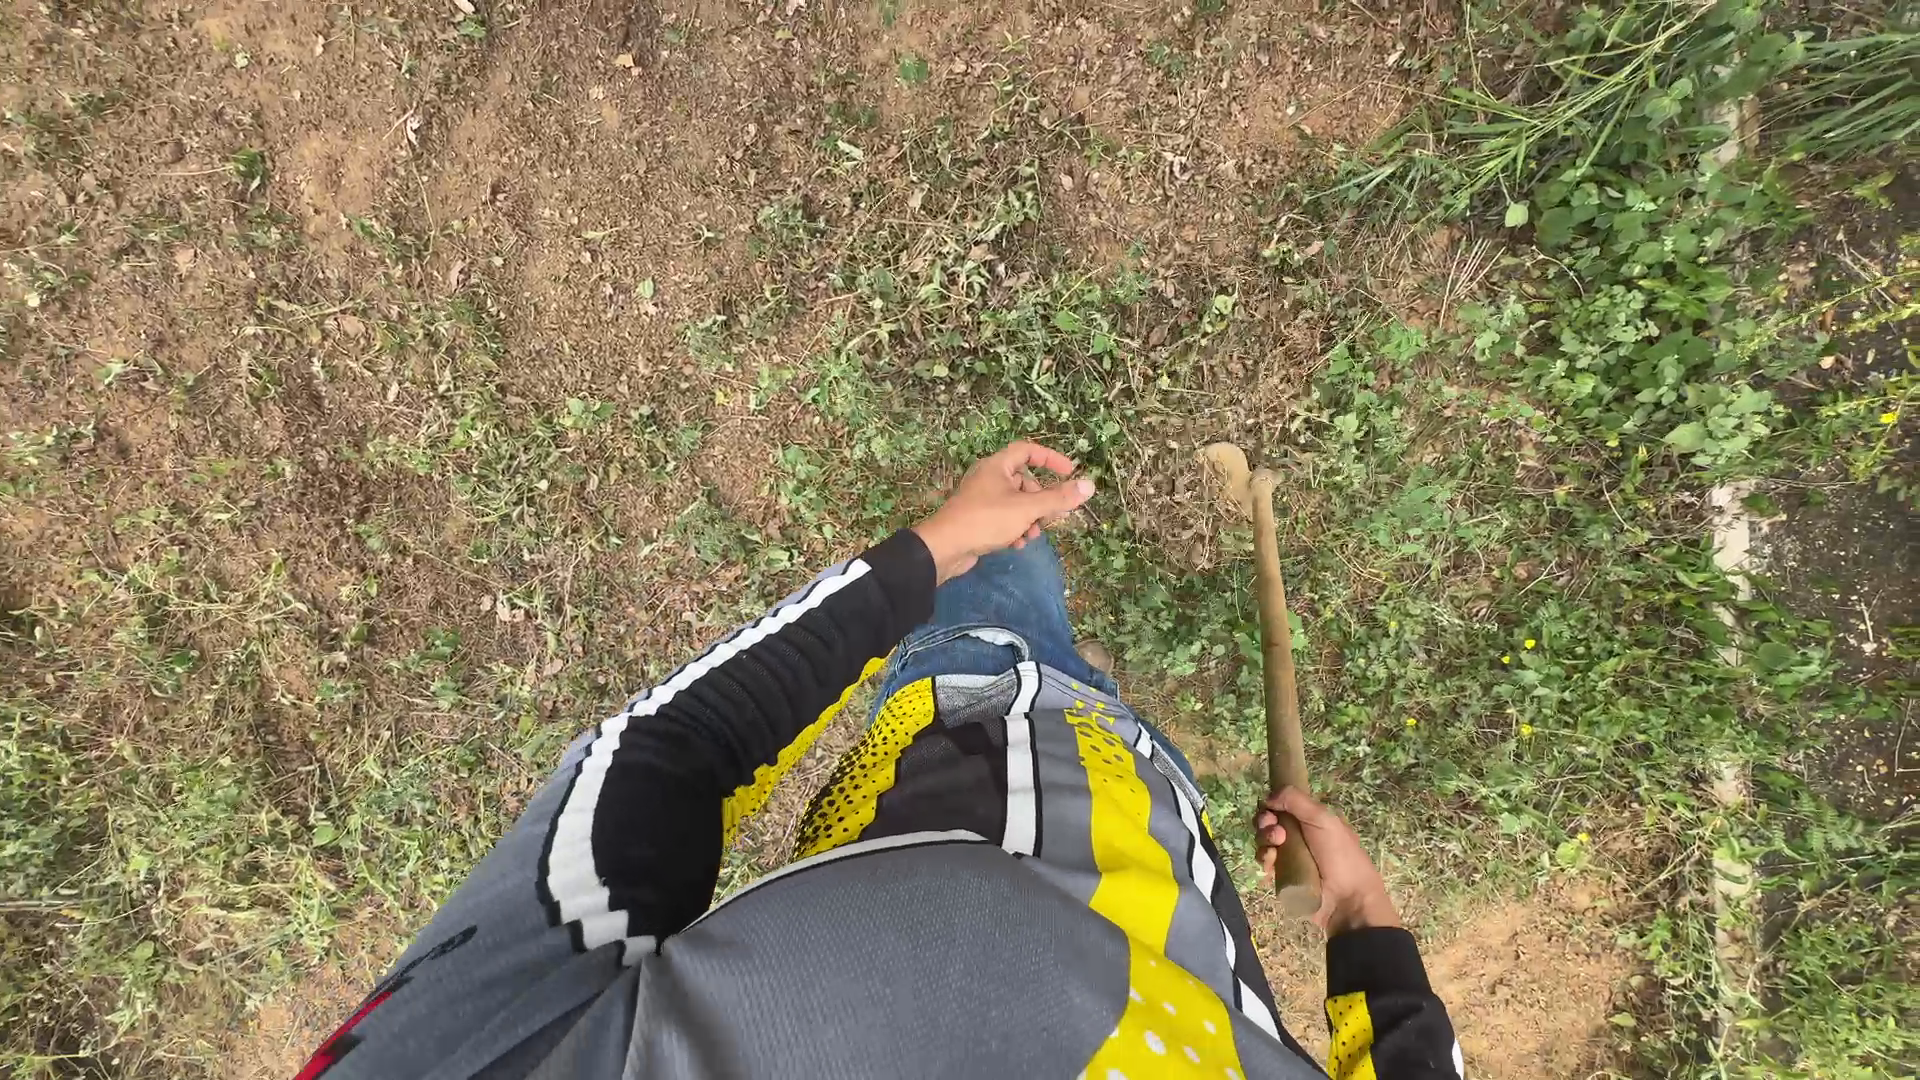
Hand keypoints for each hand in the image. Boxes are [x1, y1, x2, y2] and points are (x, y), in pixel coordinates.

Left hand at [910, 441, 1095, 583]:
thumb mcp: (1026, 508)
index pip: (1028, 450)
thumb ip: (1058, 498)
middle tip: (1049, 517)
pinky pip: (1004, 518)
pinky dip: (1014, 528)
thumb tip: (1089, 485)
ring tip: (1030, 535)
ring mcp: (982, 499)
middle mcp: (988, 477)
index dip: (1051, 459)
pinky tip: (1016, 544)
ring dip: (1029, 519)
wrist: (945, 548)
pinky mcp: (978, 519)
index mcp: (997, 465)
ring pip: (1016, 503)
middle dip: (1040, 501)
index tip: (1069, 473)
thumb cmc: (985, 520)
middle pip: (1025, 481)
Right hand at [1255, 787, 1400, 936]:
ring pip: (1264, 839)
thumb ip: (1295, 799)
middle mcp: (1299, 835)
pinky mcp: (1282, 875)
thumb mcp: (1323, 818)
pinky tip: (1271, 862)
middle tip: (1276, 832)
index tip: (1272, 808)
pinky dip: (1264, 858)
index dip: (1273, 804)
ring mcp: (1290, 855)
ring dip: (1264, 839)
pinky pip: (1265, 861)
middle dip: (1266, 822)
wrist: (1347, 901)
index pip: (1282, 805)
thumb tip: (1268, 797)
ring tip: (1276, 849)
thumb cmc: (1340, 855)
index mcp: (1311, 820)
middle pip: (1269, 820)